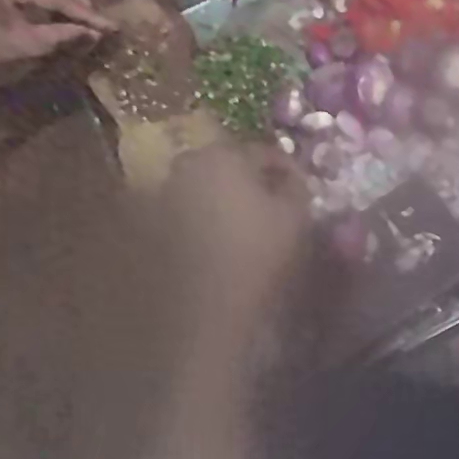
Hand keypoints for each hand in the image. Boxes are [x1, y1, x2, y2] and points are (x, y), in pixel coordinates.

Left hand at [156, 144, 312, 334]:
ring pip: (209, 188)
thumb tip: (292, 178)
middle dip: (256, 182)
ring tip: (252, 226)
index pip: (267, 152)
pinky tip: (226, 242)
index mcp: (223, 156)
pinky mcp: (150, 224)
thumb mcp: (297, 218)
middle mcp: (185, 164)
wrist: (208, 305)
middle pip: (232, 166)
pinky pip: (191, 211)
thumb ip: (298, 188)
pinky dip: (209, 220)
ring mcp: (163, 193)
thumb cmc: (259, 253)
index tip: (307, 192)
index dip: (292, 171)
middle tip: (280, 207)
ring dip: (230, 201)